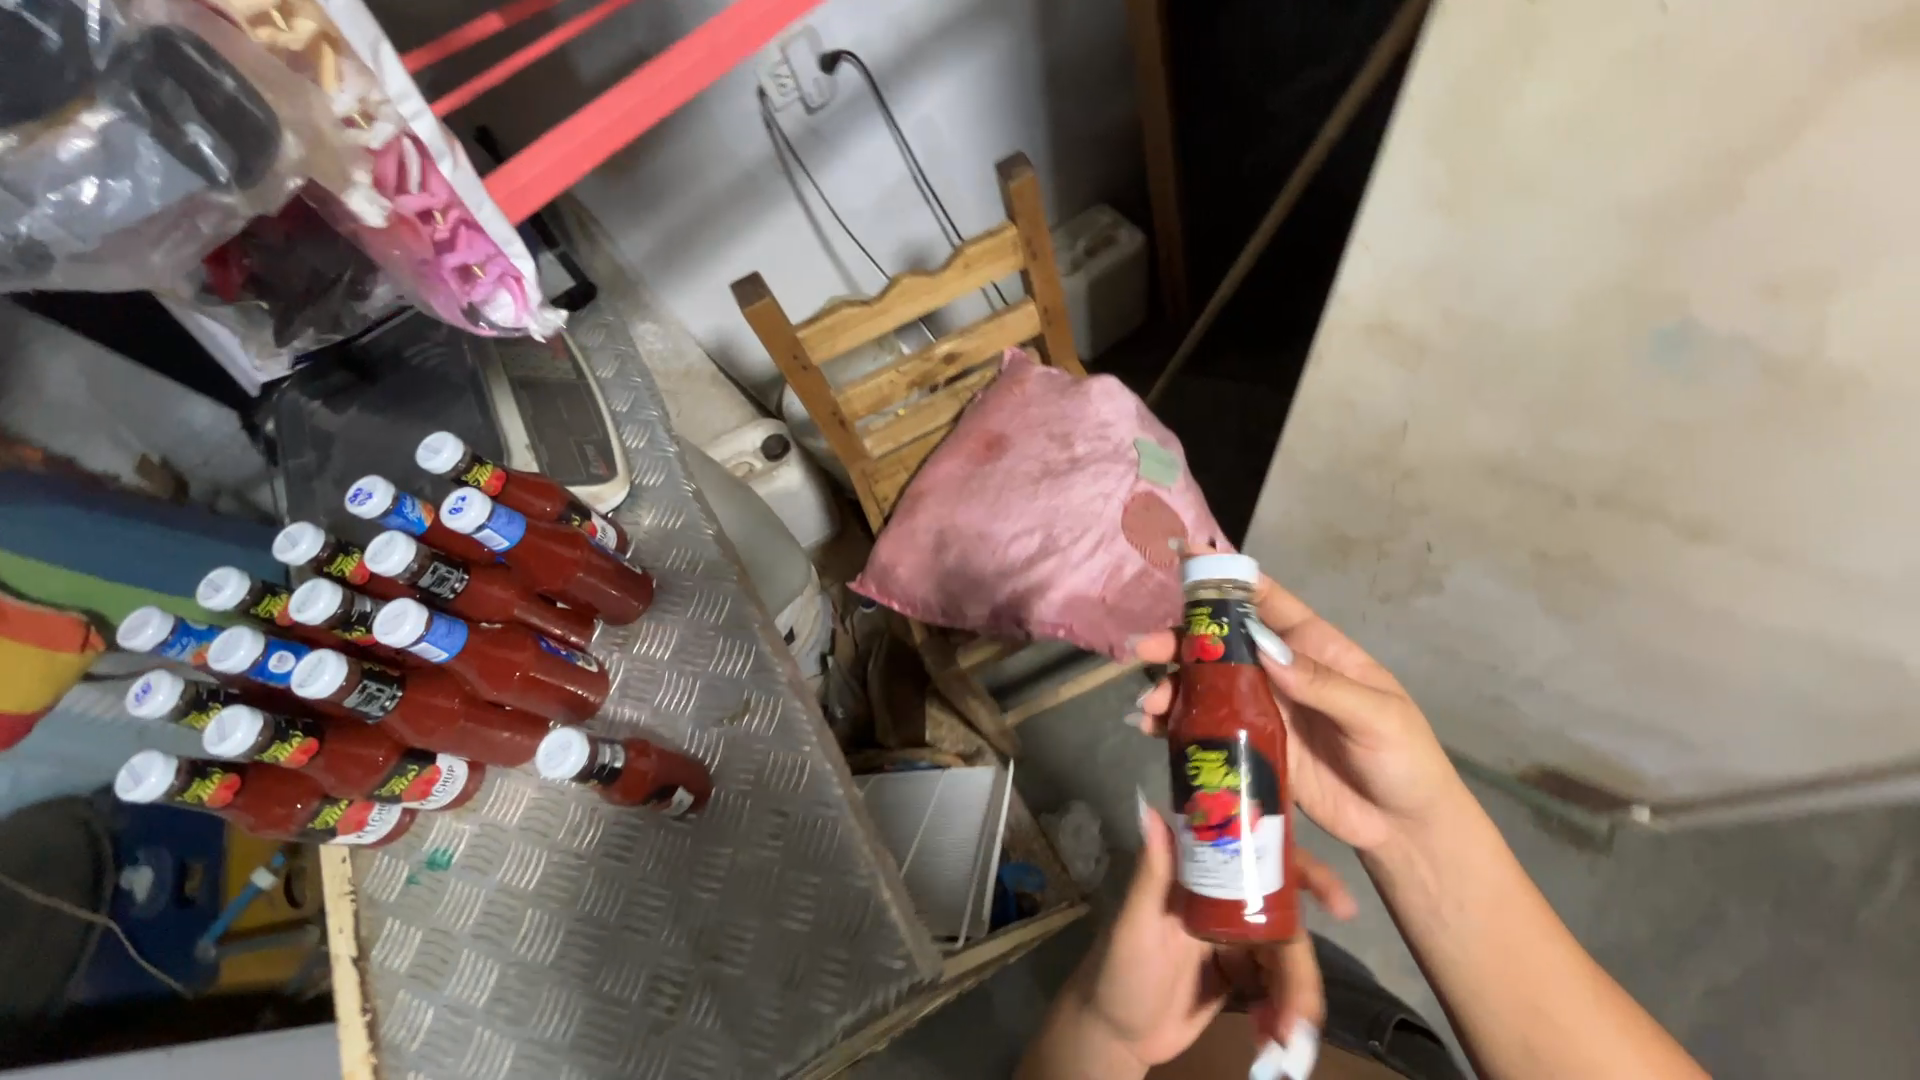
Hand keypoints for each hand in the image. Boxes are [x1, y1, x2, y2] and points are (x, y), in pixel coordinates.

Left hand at [1060, 798, 1355, 1072]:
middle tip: (1305, 1014)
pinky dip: (1284, 1013)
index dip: (1303, 873)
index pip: (1258, 861)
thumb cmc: (1117, 970)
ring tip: (1287, 1038)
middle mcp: (1222, 903)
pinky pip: (1278, 988)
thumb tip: (1151, 810)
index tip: (1340, 903)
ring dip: (1296, 999)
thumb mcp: (1133, 923)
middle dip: (1303, 969)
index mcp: (1200, 880)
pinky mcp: (1240, 975)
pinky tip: (1272, 1038)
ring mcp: (1234, 941)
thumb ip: (1151, 873)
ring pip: (1286, 959)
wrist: (1113, 1033)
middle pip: (1285, 922)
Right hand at [1132, 570, 1463, 854]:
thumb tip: (1265, 649)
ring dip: (1170, 687)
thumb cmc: (1404, 760)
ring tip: (1149, 706)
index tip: (1188, 560)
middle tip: (1143, 649)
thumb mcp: (1377, 716)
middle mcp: (1277, 672)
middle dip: (1178, 640)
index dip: (1228, 579)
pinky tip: (1153, 730)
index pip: (1266, 602)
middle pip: (1220, 643)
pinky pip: (1205, 728)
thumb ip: (1323, 683)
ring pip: (1203, 685)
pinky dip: (1175, 726)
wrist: (1403, 828)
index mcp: (1313, 648)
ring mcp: (1260, 710)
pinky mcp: (1248, 747)